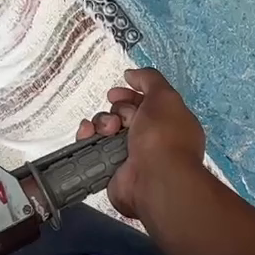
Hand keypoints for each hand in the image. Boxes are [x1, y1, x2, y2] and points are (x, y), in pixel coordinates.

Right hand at [75, 67, 208, 220]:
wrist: (155, 180)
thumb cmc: (164, 135)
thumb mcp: (165, 97)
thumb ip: (150, 79)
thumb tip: (131, 75)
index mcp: (167, 123)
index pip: (144, 103)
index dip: (129, 95)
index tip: (116, 93)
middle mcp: (149, 139)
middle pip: (121, 113)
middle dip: (116, 110)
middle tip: (119, 119)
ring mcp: (129, 155)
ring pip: (104, 128)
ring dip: (100, 122)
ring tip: (107, 131)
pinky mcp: (109, 167)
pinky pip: (92, 146)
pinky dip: (87, 137)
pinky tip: (88, 134)